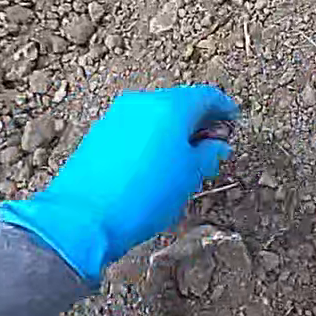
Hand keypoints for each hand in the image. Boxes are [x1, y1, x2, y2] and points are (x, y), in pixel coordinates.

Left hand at [0, 86, 236, 282]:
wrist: (83, 219)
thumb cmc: (143, 196)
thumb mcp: (190, 176)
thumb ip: (209, 154)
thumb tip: (216, 145)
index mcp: (170, 107)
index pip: (206, 96)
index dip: (224, 108)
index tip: (232, 119)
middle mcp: (142, 103)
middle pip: (179, 104)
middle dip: (198, 122)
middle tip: (212, 145)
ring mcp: (116, 117)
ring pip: (155, 117)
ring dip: (173, 132)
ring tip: (184, 161)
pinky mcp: (99, 135)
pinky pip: (135, 129)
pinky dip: (151, 140)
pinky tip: (155, 166)